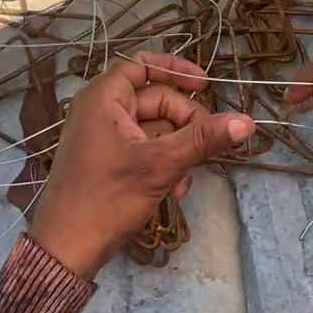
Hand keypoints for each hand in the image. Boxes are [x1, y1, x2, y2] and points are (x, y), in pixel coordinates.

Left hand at [27, 53, 254, 278]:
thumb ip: (203, 139)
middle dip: (185, 125)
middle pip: (156, 100)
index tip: (206, 85)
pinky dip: (163, 165)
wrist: (66, 248)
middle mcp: (101, 110)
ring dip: (177, 151)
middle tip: (208, 147)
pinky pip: (144, 150)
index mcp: (104, 98)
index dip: (176, 69)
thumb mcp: (161, 165)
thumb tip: (246, 122)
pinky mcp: (108, 161)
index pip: (142, 64)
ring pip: (154, 129)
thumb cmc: (107, 198)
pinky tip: (175, 192)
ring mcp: (104, 137)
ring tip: (186, 181)